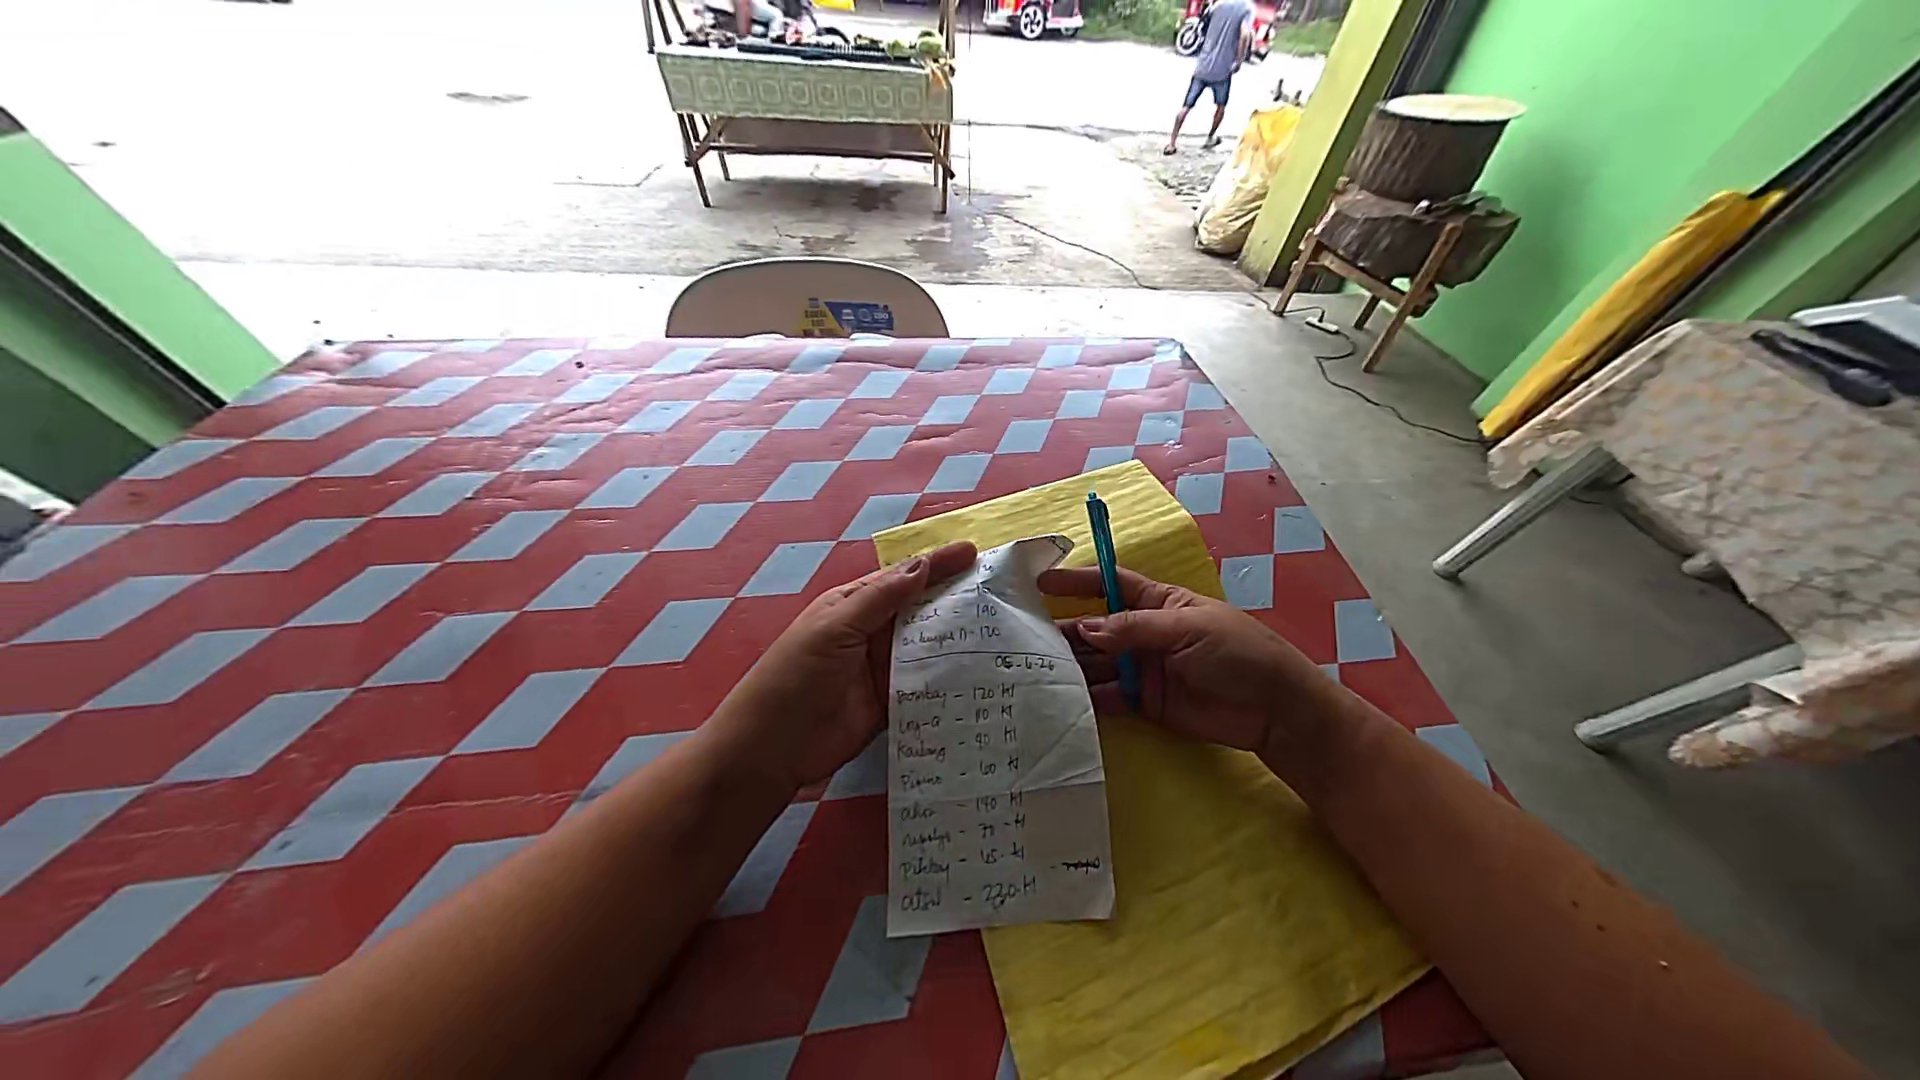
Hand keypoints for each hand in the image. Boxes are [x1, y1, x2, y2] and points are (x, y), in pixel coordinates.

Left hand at [712, 541, 976, 789]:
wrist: (772, 748)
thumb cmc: (796, 676)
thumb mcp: (835, 628)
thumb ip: (878, 598)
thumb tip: (921, 564)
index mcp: (855, 604)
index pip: (903, 577)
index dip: (937, 564)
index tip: (974, 552)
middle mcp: (873, 631)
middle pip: (920, 608)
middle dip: (955, 597)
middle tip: (1001, 590)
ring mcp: (883, 667)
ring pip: (928, 644)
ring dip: (958, 637)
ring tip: (1003, 627)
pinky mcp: (892, 700)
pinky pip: (926, 681)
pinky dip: (949, 675)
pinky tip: (980, 671)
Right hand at [1039, 566, 1338, 755]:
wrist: (1275, 711)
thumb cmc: (1239, 652)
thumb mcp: (1189, 628)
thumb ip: (1135, 629)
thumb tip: (1085, 628)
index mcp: (1157, 603)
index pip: (1108, 584)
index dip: (1075, 581)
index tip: (1040, 581)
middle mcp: (1142, 633)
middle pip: (1093, 627)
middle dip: (1062, 629)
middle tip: (1022, 636)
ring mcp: (1141, 668)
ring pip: (1095, 663)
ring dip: (1068, 666)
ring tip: (1031, 669)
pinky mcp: (1144, 701)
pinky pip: (1107, 696)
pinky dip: (1085, 699)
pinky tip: (1059, 699)